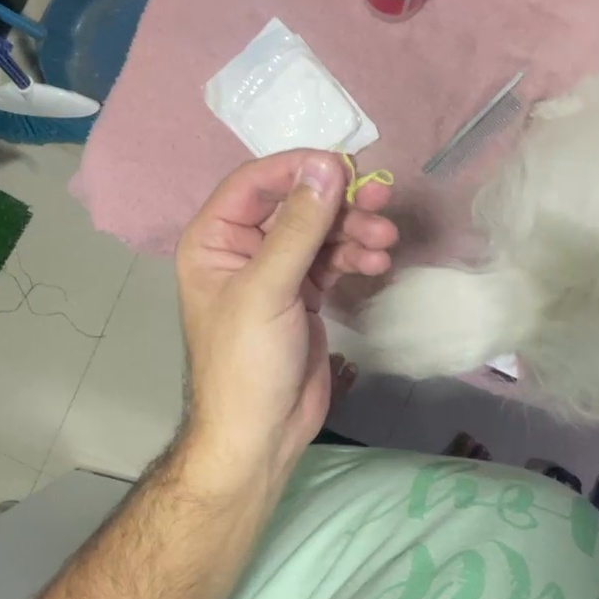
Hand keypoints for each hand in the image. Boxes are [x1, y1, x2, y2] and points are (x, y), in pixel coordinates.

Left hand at [175, 150, 397, 486]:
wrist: (260, 432)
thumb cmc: (247, 361)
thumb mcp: (268, 290)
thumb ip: (299, 227)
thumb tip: (328, 166)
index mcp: (214, 240)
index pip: (256, 184)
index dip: (299, 169)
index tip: (346, 167)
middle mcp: (242, 250)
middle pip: (295, 206)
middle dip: (338, 204)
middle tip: (381, 201)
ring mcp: (275, 274)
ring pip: (319, 234)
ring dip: (353, 233)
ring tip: (385, 243)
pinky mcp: (303, 297)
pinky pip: (331, 262)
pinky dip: (354, 259)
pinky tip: (377, 264)